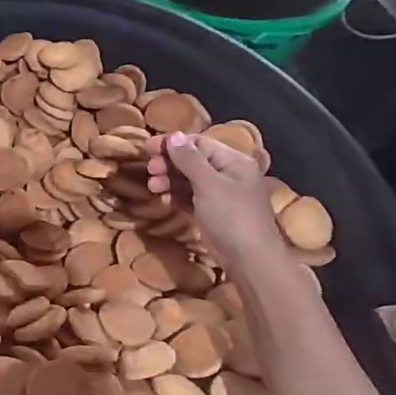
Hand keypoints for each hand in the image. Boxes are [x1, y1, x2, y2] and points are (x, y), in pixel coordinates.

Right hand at [146, 132, 287, 267]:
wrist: (248, 259)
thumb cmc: (231, 216)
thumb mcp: (208, 184)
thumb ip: (189, 159)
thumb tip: (173, 135)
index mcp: (233, 161)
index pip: (199, 143)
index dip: (172, 143)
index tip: (147, 148)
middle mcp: (227, 173)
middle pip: (192, 160)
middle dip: (169, 163)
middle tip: (149, 170)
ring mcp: (219, 194)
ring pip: (189, 179)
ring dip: (169, 180)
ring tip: (152, 186)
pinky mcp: (211, 212)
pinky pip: (189, 197)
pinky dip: (175, 195)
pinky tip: (163, 198)